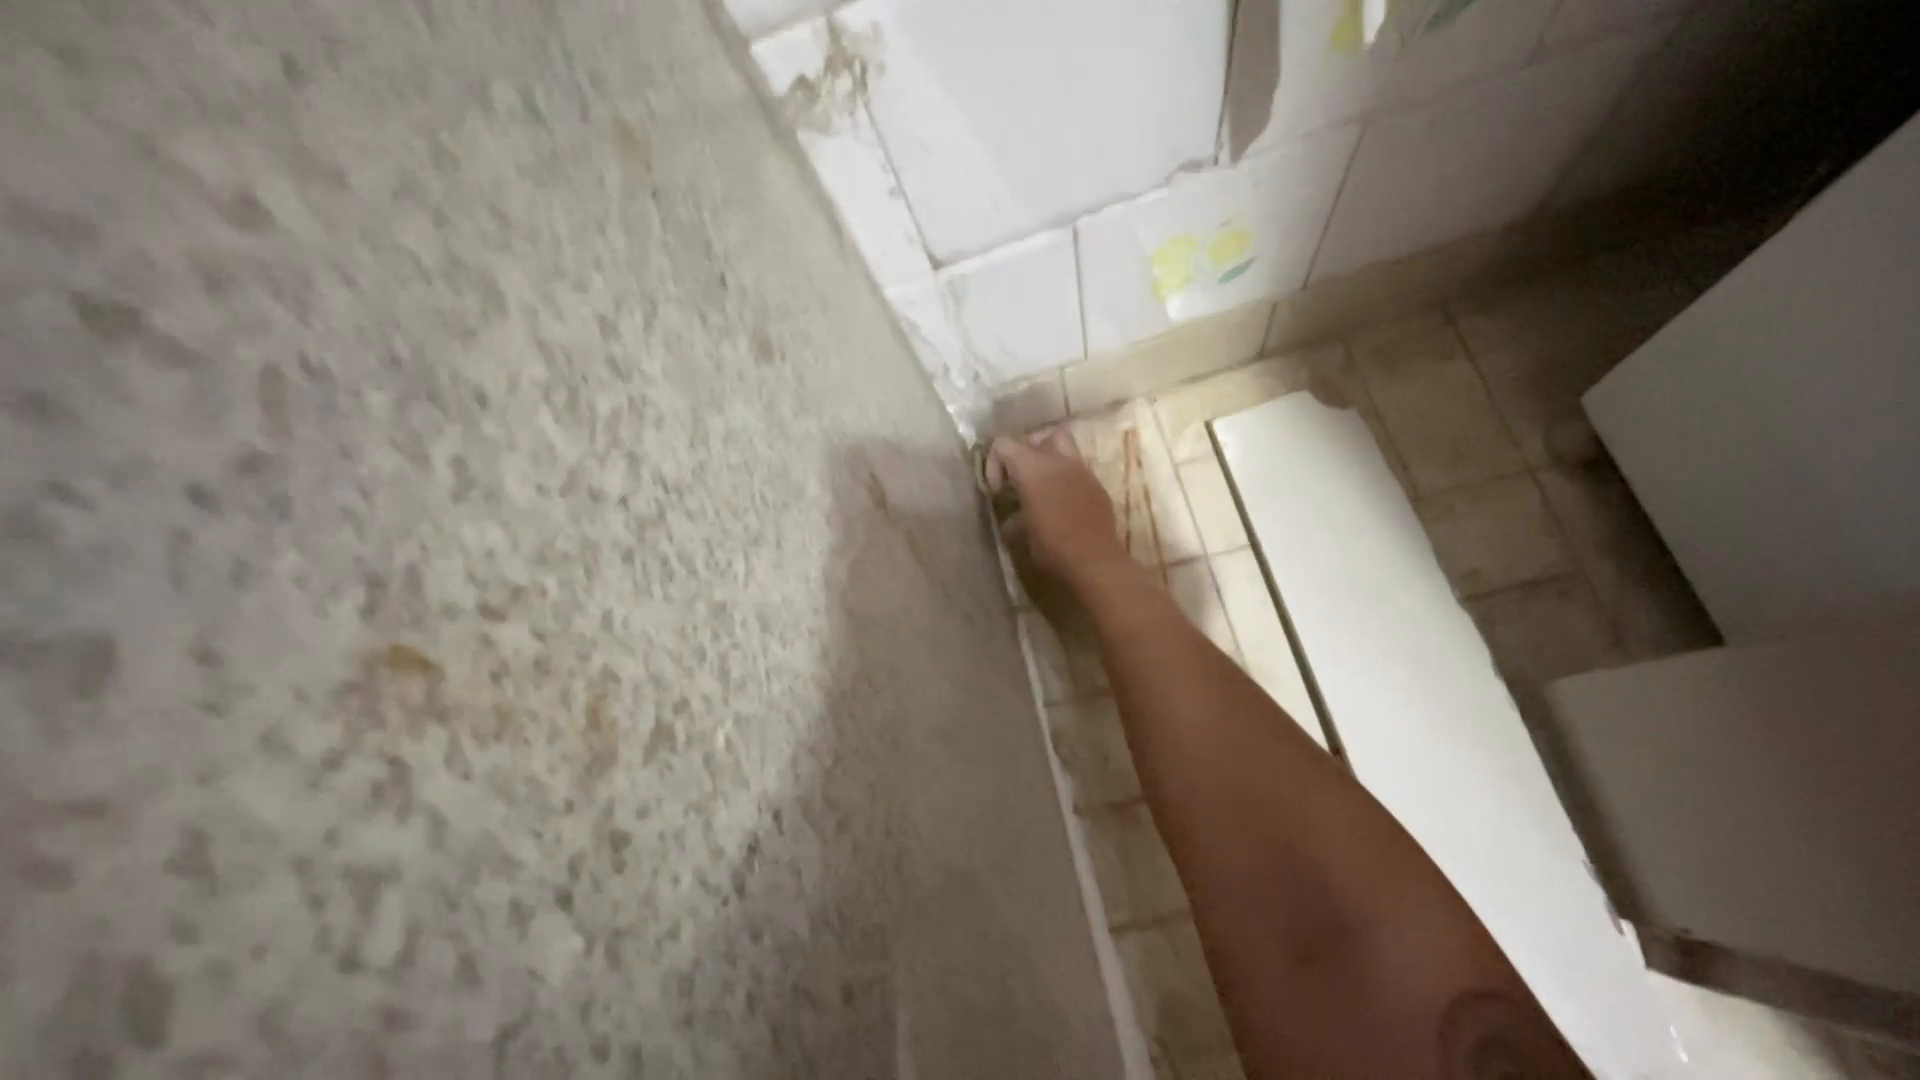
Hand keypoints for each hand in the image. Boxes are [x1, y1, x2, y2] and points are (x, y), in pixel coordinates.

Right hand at [987, 428, 1131, 594]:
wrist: (1095, 561)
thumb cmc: (1051, 547)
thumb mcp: (1020, 533)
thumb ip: (1013, 513)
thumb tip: (1012, 514)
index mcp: (1033, 469)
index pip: (1004, 444)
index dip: (994, 464)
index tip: (998, 492)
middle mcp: (1058, 461)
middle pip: (1038, 437)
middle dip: (1026, 453)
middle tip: (1021, 480)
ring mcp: (1082, 470)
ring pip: (1064, 447)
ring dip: (1049, 461)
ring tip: (1043, 488)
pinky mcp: (1097, 485)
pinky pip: (1078, 470)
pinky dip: (1066, 479)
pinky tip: (1063, 504)